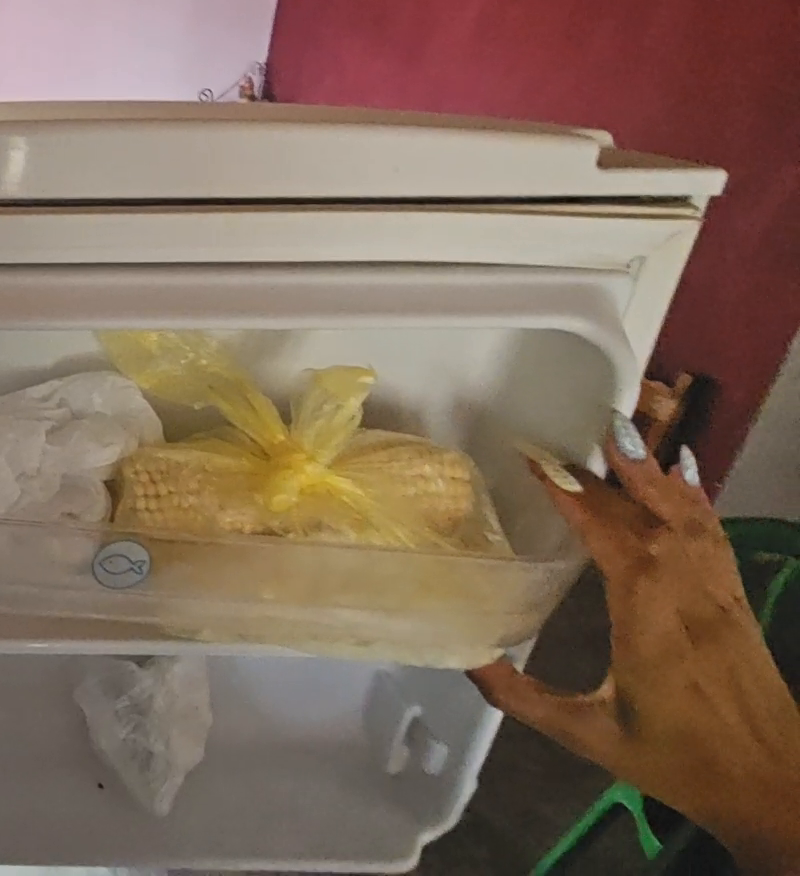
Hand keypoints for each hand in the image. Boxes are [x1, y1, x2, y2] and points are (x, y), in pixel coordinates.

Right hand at [470, 426, 799, 872]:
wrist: (786, 796)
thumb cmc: (681, 763)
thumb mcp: (589, 737)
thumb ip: (520, 696)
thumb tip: (462, 654)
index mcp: (654, 627)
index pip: (618, 545)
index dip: (580, 501)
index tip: (541, 465)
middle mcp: (693, 603)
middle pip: (656, 522)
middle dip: (611, 474)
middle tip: (570, 435)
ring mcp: (722, 602)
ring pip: (692, 523)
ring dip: (655, 475)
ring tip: (623, 433)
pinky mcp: (735, 606)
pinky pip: (714, 539)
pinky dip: (695, 499)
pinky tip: (680, 474)